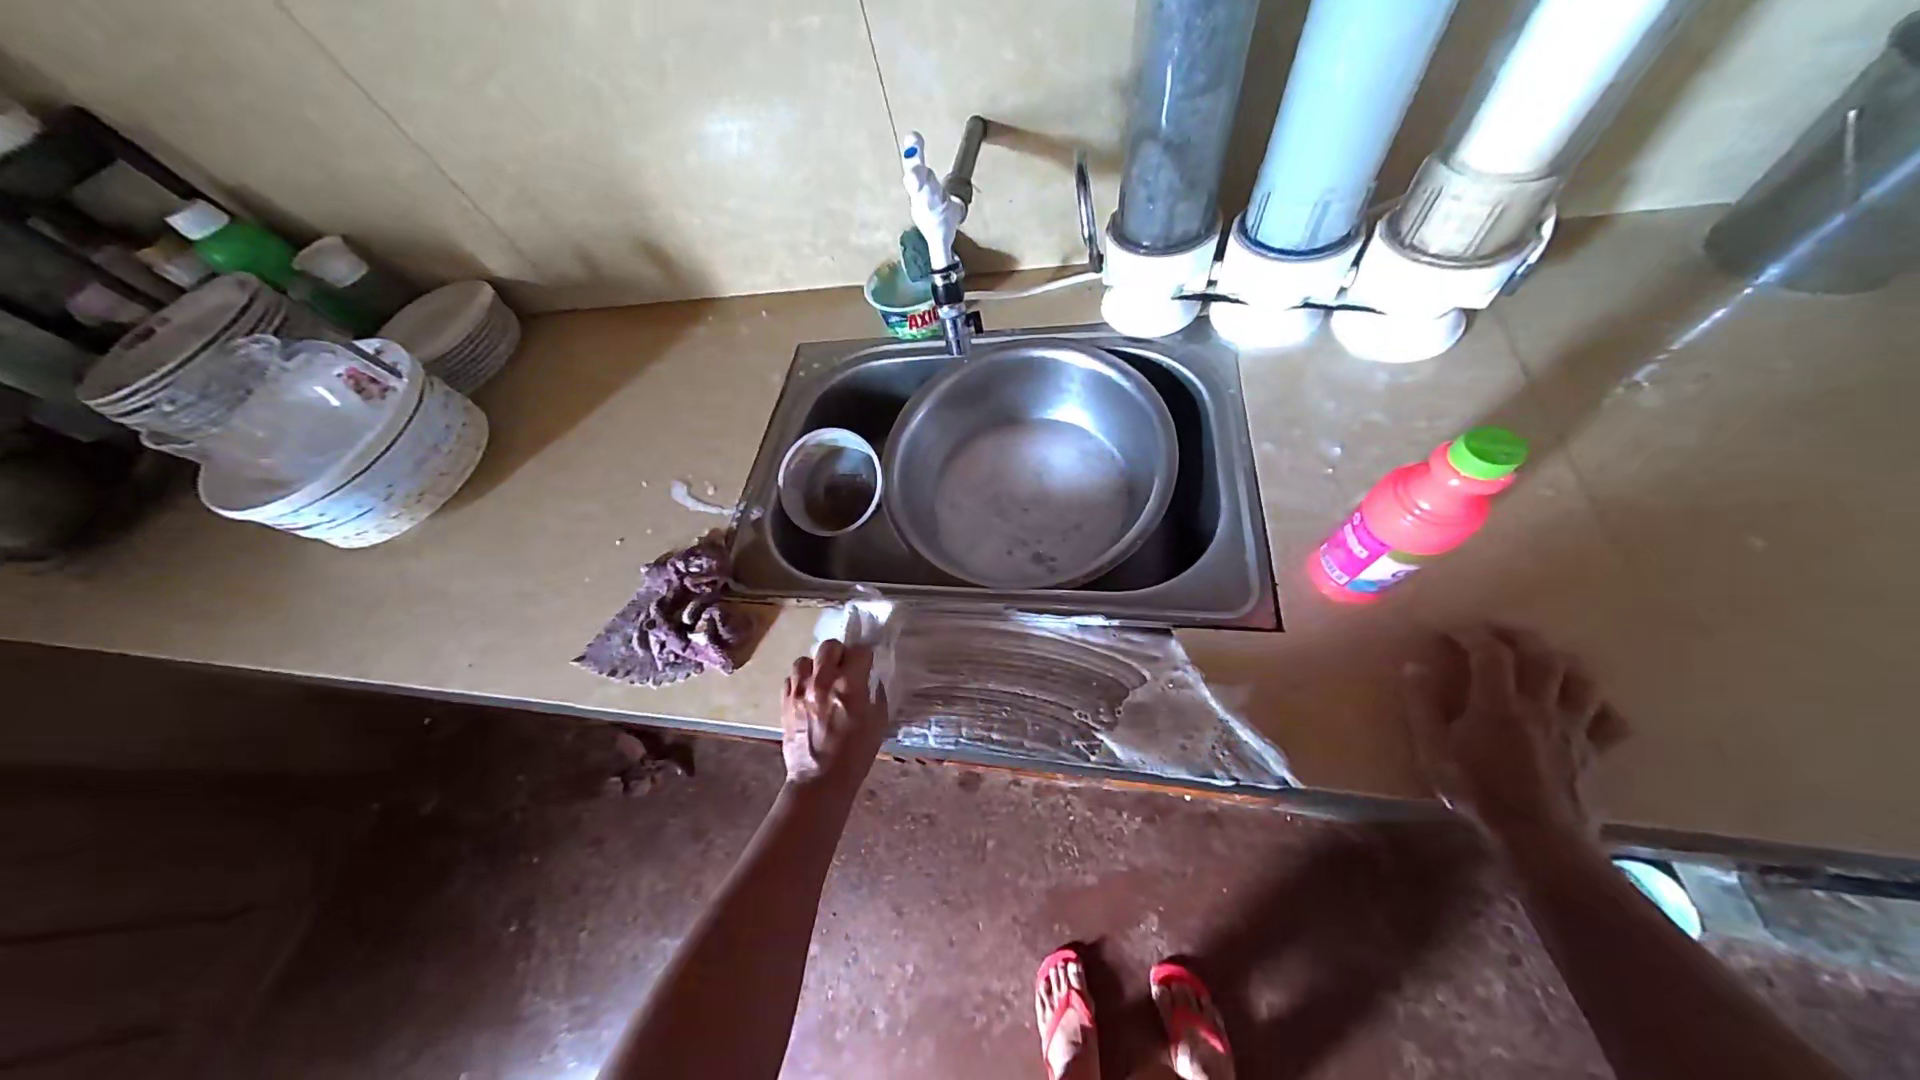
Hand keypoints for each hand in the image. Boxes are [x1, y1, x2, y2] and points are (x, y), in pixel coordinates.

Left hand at [781, 640, 889, 790]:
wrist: (820, 780)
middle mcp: (822, 681)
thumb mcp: (878, 722)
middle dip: (840, 654)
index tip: (867, 666)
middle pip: (829, 646)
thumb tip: (871, 679)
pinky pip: (791, 678)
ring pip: (805, 660)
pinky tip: (808, 693)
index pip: (860, 652)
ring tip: (822, 679)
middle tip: (844, 668)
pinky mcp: (785, 702)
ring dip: (816, 666)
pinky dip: (800, 681)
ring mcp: (800, 691)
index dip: (866, 658)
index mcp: (849, 685)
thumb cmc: (855, 754)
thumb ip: (876, 694)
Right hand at [1402, 624, 1629, 851]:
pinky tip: (1582, 704)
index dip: (1470, 634)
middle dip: (1517, 635)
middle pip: (1541, 654)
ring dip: (1559, 660)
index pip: (1489, 652)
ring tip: (1541, 659)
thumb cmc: (1476, 792)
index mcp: (1497, 704)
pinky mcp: (1596, 751)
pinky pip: (1610, 719)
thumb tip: (1414, 666)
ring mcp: (1574, 728)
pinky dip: (1597, 704)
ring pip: (1581, 678)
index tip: (1451, 631)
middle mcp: (1540, 706)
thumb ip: (1422, 705)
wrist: (1537, 838)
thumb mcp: (1432, 750)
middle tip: (1495, 632)